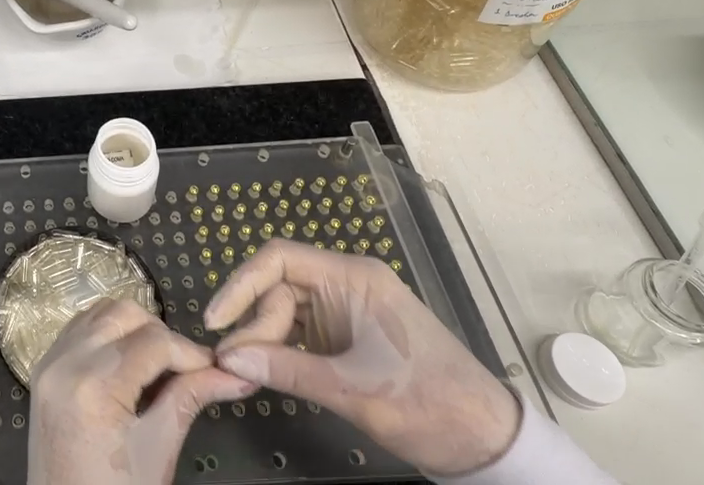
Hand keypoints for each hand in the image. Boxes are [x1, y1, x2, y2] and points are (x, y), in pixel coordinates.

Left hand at [28, 298, 256, 484]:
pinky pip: (78, 328)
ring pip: (99, 313)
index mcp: (93, 384)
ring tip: (157, 367)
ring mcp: (48, 362)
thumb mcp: (159, 450)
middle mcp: (64, 361)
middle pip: (124, 313)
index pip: (154, 341)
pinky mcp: (42, 369)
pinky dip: (106, 334)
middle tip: (184, 368)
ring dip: (132, 328)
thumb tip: (237, 374)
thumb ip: (191, 398)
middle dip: (160, 334)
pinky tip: (126, 365)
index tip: (215, 368)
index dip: (190, 351)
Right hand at [204, 241, 518, 476]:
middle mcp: (346, 285)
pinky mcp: (345, 336)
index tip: (216, 320)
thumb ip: (288, 369)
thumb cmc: (430, 405)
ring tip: (245, 373)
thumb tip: (228, 357)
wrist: (488, 444)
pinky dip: (279, 352)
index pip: (279, 259)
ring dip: (263, 340)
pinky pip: (297, 333)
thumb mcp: (355, 390)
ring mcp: (345, 310)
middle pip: (277, 287)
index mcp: (353, 278)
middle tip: (234, 365)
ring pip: (283, 311)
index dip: (241, 284)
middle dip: (253, 324)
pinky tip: (266, 373)